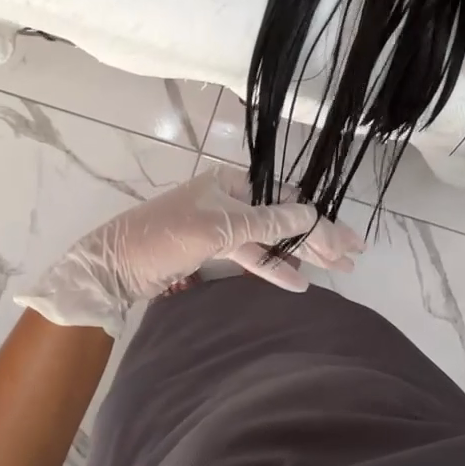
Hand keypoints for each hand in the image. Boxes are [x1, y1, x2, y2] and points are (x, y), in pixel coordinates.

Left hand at [14, 166, 363, 333]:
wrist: (110, 267)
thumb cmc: (162, 237)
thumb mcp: (218, 228)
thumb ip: (267, 223)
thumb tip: (313, 216)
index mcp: (233, 182)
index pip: (287, 200)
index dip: (320, 220)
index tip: (349, 241)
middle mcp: (232, 199)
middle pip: (285, 218)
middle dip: (319, 237)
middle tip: (354, 257)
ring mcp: (223, 225)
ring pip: (272, 239)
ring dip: (302, 254)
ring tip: (339, 269)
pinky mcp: (213, 250)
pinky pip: (252, 256)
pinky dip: (274, 268)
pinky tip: (299, 283)